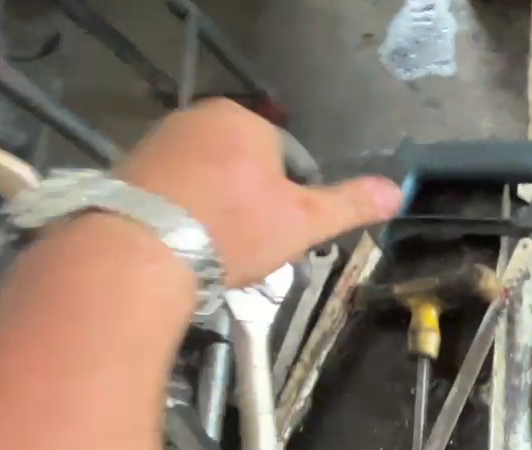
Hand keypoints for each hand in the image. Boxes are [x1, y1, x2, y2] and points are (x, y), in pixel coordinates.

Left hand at [114, 100, 401, 285]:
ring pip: (219, 179)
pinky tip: (196, 242)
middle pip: (255, 169)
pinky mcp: (134, 163)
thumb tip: (398, 191)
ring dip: (232, 211)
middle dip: (265, 206)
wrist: (144, 246)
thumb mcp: (307, 222)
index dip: (302, 202)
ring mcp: (162, 138)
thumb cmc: (237, 228)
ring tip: (230, 249)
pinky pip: (183, 188)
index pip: (296, 162)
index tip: (294, 235)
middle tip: (265, 246)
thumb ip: (351, 205)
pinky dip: (195, 212)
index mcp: (247, 122)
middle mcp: (201, 117)